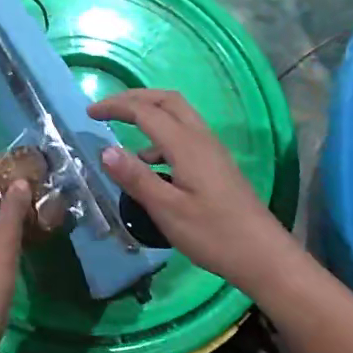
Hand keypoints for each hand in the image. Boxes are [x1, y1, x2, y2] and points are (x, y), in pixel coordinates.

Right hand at [87, 90, 301, 288]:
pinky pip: (185, 135)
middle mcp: (201, 138)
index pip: (146, 111)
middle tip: (107, 109)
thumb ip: (136, 178)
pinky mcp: (217, 164)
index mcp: (186, 145)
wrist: (262, 253)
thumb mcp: (167, 210)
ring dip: (150, 115)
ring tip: (123, 138)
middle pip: (167, 100)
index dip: (116, 106)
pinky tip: (151, 165)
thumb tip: (105, 150)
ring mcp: (212, 150)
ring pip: (179, 115)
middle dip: (135, 98)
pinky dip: (162, 137)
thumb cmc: (212, 234)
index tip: (90, 113)